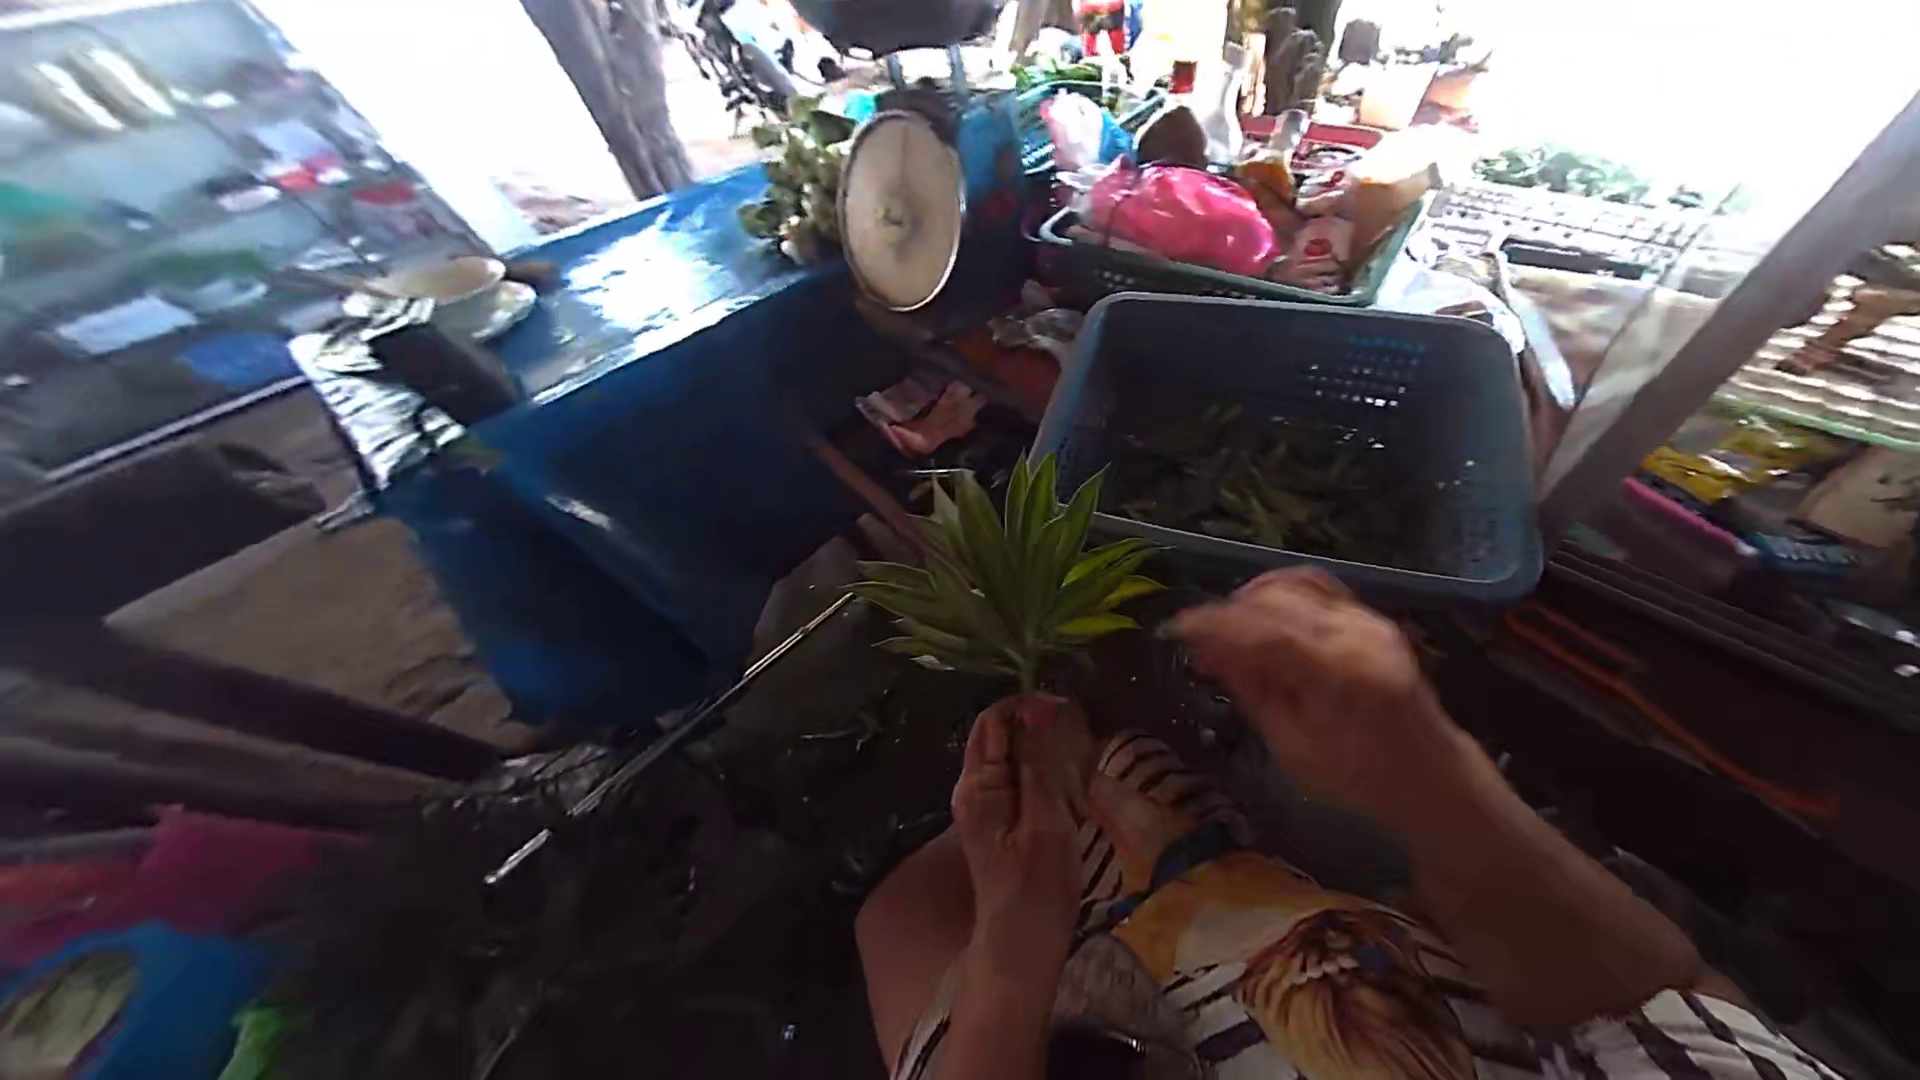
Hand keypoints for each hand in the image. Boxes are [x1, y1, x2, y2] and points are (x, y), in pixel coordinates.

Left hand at [951, 695, 1079, 985]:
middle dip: (1029, 719)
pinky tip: (1059, 773)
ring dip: (1032, 740)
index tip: (1064, 707)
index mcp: (977, 786)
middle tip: (1072, 722)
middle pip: (993, 733)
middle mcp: (970, 787)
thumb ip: (1038, 767)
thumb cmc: (1037, 889)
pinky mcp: (992, 816)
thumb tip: (1038, 713)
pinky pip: (1009, 773)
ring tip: (1070, 742)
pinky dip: (1033, 763)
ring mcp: (979, 802)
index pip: (992, 722)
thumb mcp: (1046, 824)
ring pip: (1001, 751)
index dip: (1025, 705)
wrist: (1021, 947)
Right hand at [1168, 568, 1472, 824]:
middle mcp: (1359, 634)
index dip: (1214, 625)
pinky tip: (1257, 608)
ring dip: (1248, 599)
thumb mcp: (1290, 745)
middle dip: (1225, 613)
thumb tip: (1202, 650)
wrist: (1433, 777)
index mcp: (1342, 675)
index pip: (1265, 632)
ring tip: (1225, 626)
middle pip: (1274, 600)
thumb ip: (1249, 688)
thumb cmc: (1357, 778)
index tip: (1176, 627)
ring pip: (1291, 584)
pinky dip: (1277, 589)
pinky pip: (1315, 584)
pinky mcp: (1370, 616)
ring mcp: (1368, 620)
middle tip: (1197, 638)